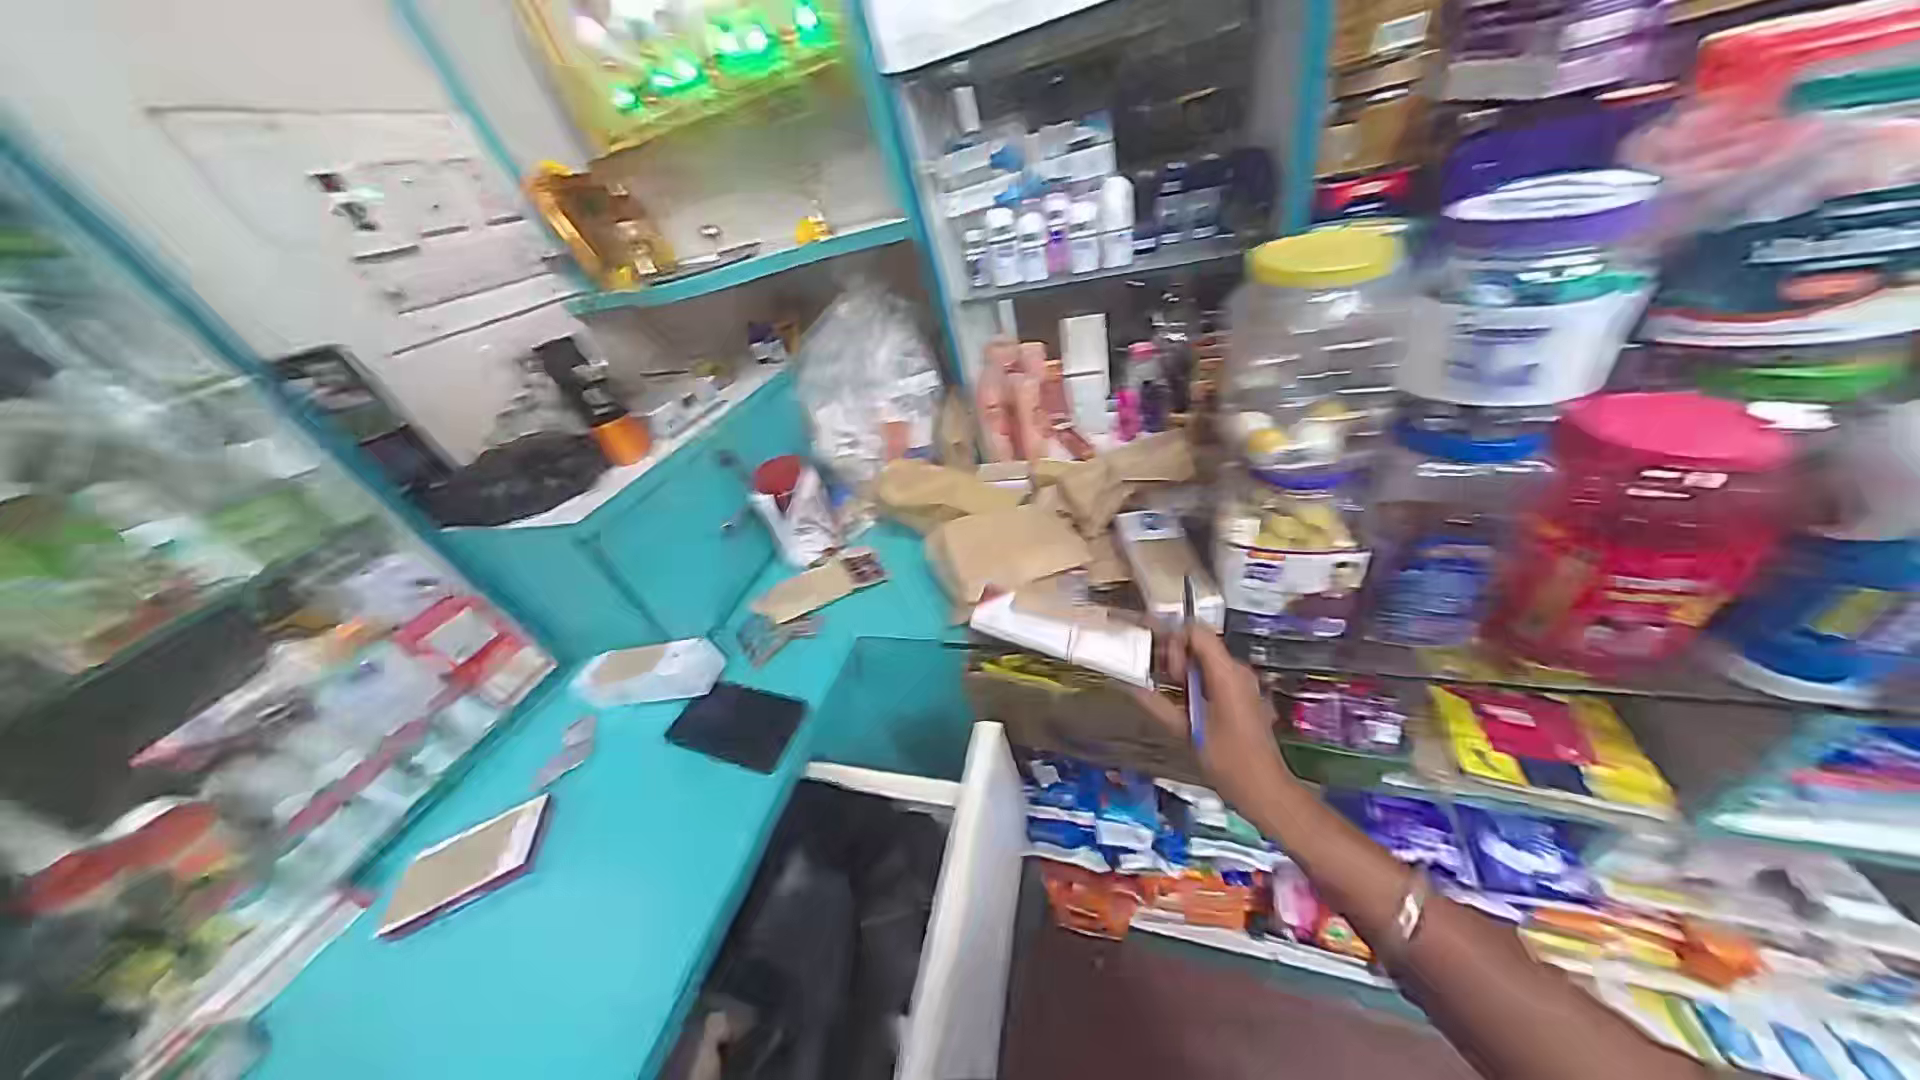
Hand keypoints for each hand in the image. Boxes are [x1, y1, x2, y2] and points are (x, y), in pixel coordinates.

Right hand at [1129, 624, 1297, 813]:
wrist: (1264, 788)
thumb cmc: (1228, 760)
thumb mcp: (1187, 732)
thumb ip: (1158, 705)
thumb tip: (1132, 687)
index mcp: (1226, 674)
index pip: (1196, 632)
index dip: (1174, 640)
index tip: (1163, 666)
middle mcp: (1238, 671)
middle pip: (1200, 643)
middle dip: (1176, 658)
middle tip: (1166, 683)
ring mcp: (1243, 682)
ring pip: (1205, 659)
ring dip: (1185, 671)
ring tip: (1175, 697)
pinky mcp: (1243, 694)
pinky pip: (1214, 674)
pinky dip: (1197, 681)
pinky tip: (1188, 705)